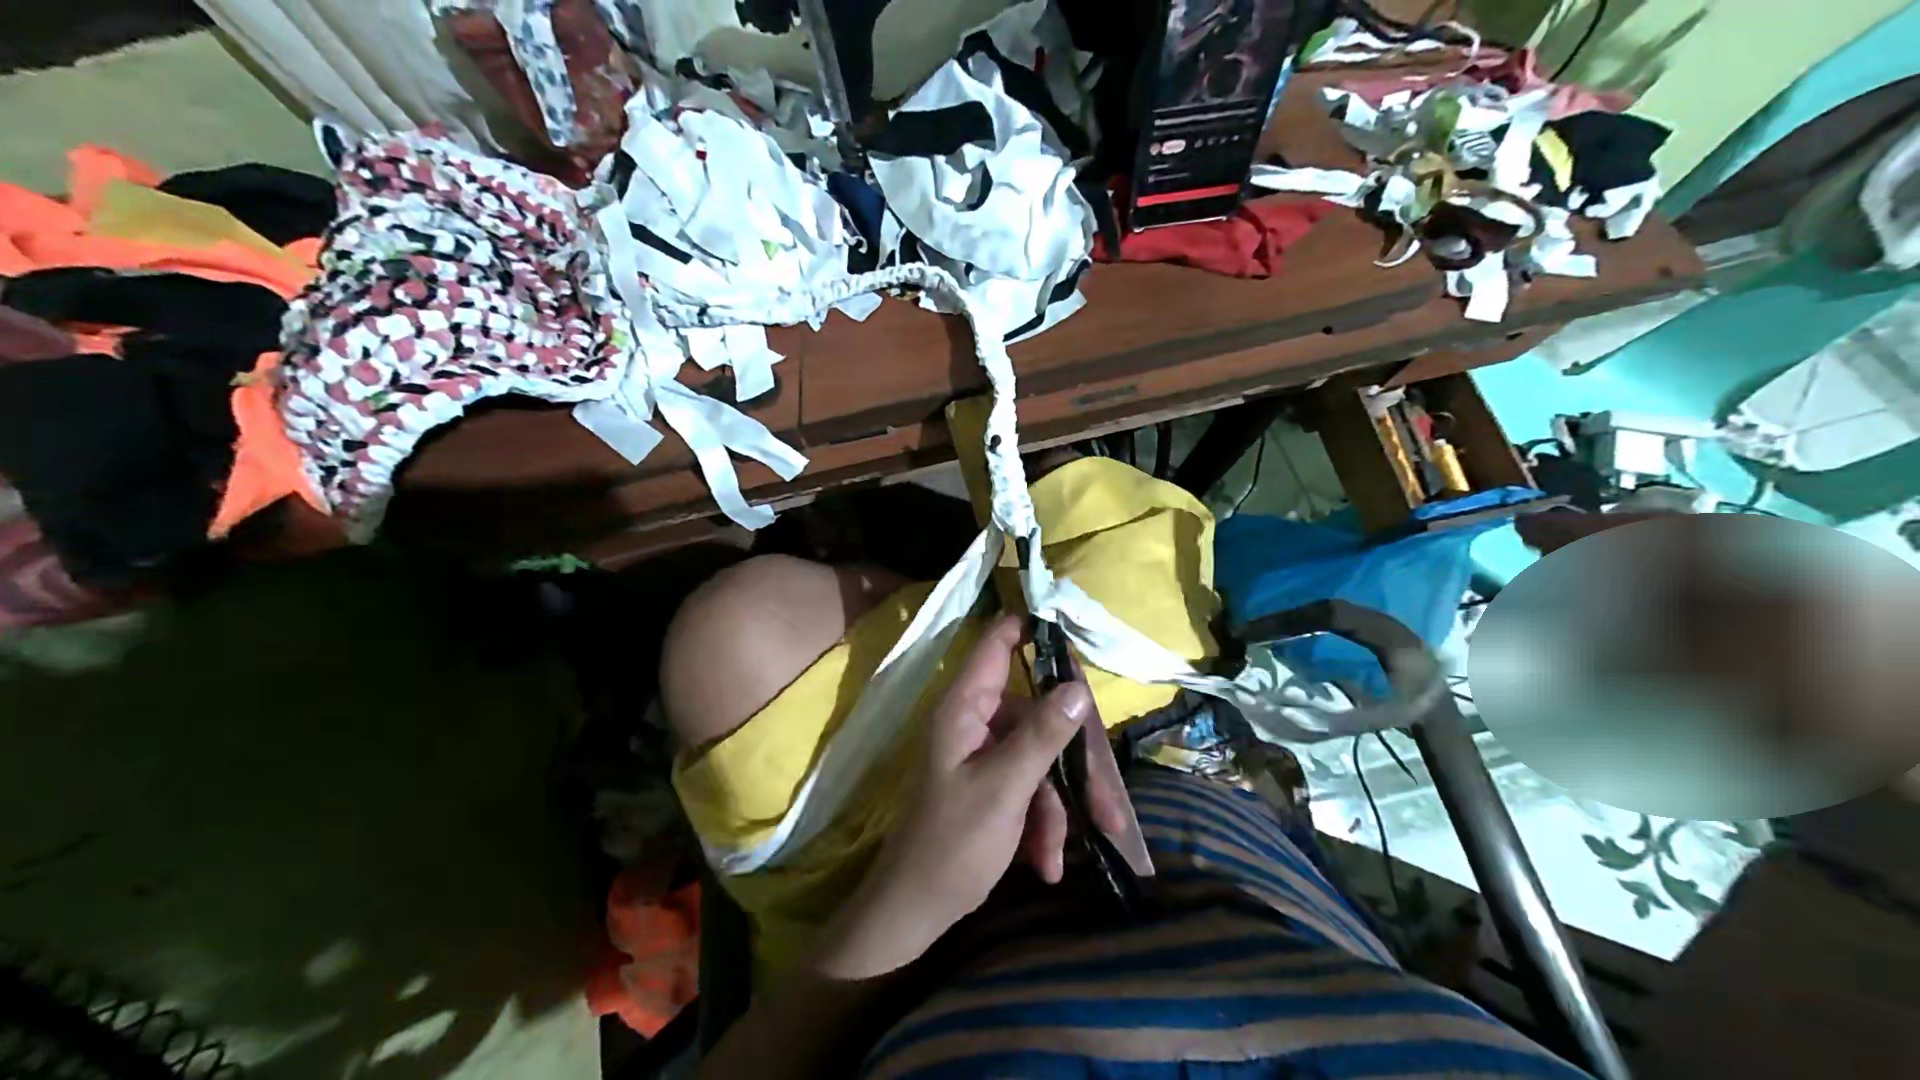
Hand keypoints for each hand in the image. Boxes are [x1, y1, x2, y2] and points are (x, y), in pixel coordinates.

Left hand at [813, 615, 1099, 979]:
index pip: (997, 644)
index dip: (1032, 628)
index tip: (1075, 630)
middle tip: (1108, 802)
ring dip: (1059, 807)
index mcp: (965, 707)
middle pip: (1038, 714)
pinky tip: (1044, 865)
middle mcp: (975, 722)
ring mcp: (984, 754)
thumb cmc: (953, 843)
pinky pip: (1030, 787)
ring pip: (1041, 757)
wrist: (916, 910)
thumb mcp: (1005, 788)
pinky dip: (1042, 823)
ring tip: (1061, 856)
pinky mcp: (992, 784)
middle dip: (1074, 762)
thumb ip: (1042, 735)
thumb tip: (1078, 688)